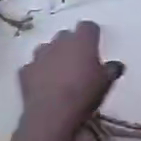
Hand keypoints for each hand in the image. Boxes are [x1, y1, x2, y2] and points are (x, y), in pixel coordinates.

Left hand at [17, 21, 121, 139]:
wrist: (52, 114)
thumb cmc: (84, 94)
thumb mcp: (106, 83)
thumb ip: (111, 70)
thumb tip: (116, 65)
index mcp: (82, 42)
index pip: (88, 26)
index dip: (92, 34)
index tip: (95, 43)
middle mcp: (59, 43)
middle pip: (66, 35)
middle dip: (71, 44)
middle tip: (79, 60)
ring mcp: (39, 56)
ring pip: (47, 48)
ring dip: (53, 55)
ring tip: (60, 72)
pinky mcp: (25, 71)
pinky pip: (33, 66)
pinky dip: (39, 71)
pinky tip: (44, 84)